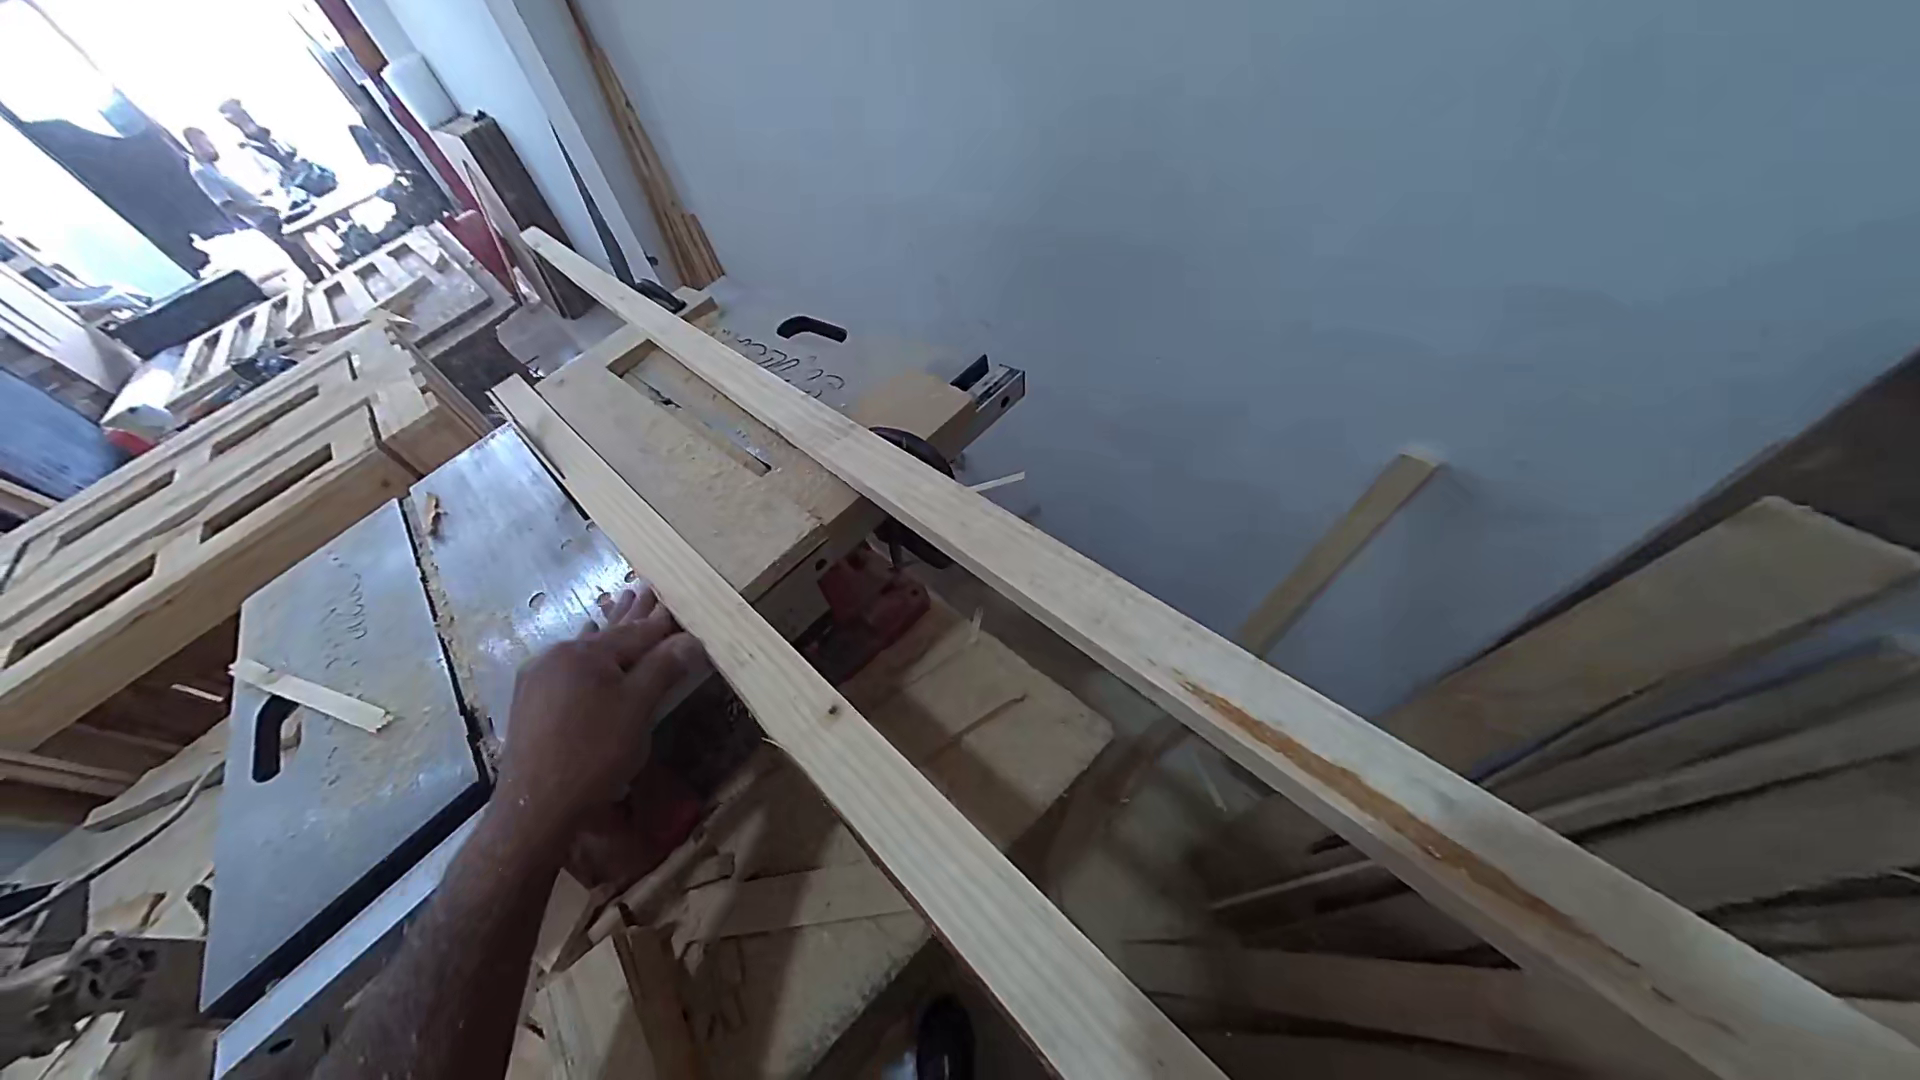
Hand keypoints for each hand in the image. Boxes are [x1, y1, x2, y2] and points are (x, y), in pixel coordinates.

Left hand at [494, 586, 705, 845]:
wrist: (535, 809)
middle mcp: (558, 656)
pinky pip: (572, 663)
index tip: (682, 601)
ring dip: (612, 630)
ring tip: (624, 602)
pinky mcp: (533, 699)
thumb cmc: (594, 753)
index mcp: (585, 653)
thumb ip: (665, 667)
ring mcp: (540, 677)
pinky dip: (590, 651)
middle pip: (610, 632)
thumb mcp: (639, 708)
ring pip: (589, 647)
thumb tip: (692, 638)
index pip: (638, 631)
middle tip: (649, 585)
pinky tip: (587, 638)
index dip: (666, 621)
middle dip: (635, 613)